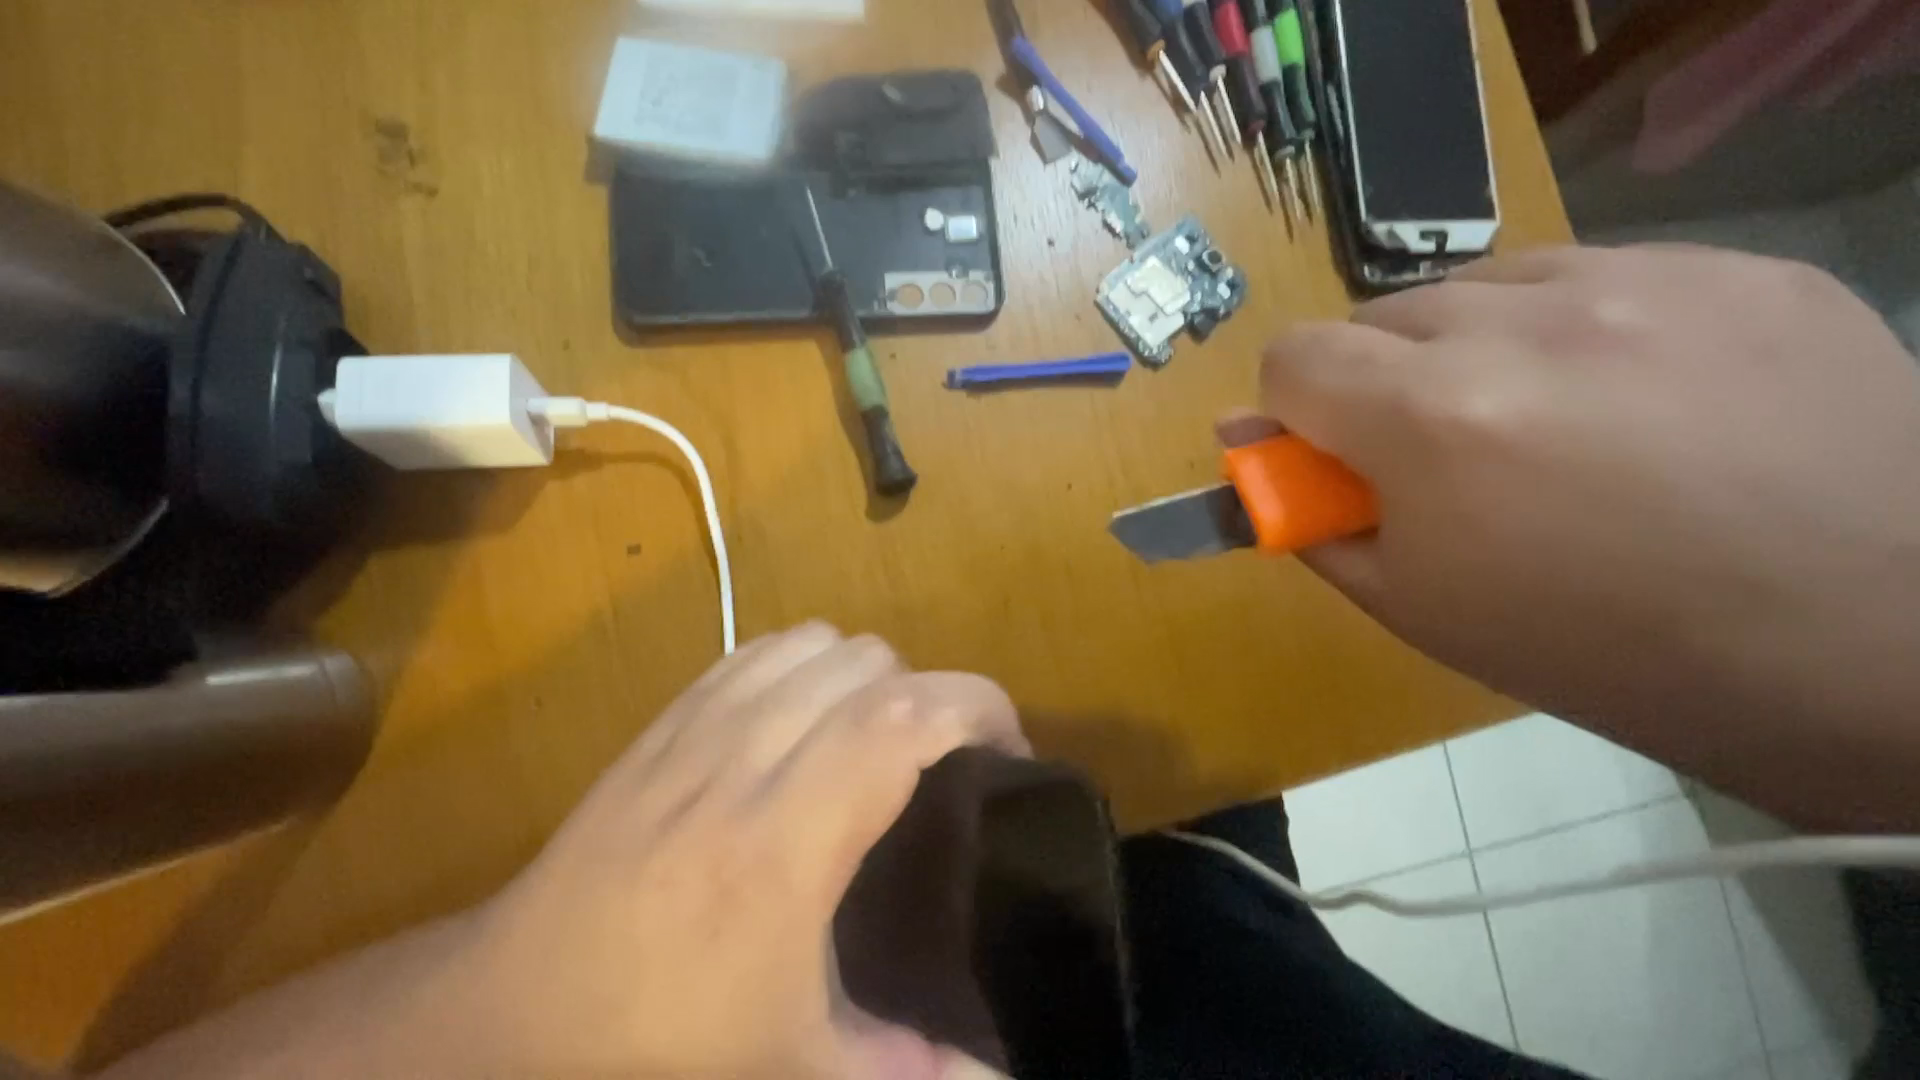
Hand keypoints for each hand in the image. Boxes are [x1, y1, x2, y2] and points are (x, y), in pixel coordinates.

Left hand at [458, 623, 1025, 1078]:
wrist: (515, 1007)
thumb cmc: (660, 1034)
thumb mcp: (795, 1067)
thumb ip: (909, 1072)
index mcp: (788, 836)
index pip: (904, 716)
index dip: (976, 707)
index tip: (1009, 748)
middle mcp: (748, 757)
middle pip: (871, 664)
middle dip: (931, 695)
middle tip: (945, 760)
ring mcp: (699, 727)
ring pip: (817, 643)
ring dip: (868, 675)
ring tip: (878, 736)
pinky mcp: (665, 719)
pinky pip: (758, 649)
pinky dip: (806, 662)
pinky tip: (807, 715)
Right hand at [1241, 244, 1919, 828]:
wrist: (1877, 654)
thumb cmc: (1603, 651)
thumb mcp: (1416, 607)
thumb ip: (1310, 516)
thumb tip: (1247, 443)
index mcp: (1431, 418)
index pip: (1292, 357)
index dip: (1294, 409)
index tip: (1331, 454)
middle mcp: (1522, 322)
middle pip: (1376, 314)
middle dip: (1379, 381)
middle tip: (1442, 455)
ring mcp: (1641, 280)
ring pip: (1478, 285)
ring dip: (1469, 346)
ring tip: (1543, 424)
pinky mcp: (1736, 269)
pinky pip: (1592, 275)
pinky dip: (1571, 328)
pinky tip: (1636, 400)